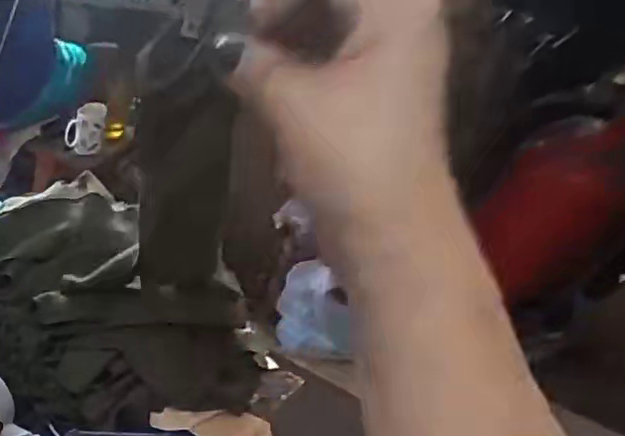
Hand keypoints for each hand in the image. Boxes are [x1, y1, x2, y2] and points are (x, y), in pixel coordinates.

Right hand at [231, 0, 451, 235]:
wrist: (387, 224)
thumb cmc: (349, 156)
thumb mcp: (293, 107)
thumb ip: (256, 69)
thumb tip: (221, 49)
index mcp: (398, 8)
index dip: (277, 0)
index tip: (235, 23)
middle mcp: (403, 22)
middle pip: (337, 4)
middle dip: (283, 15)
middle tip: (235, 41)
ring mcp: (391, 61)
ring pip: (334, 30)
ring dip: (287, 41)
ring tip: (243, 61)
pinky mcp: (376, 97)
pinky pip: (334, 62)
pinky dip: (299, 67)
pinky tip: (265, 84)